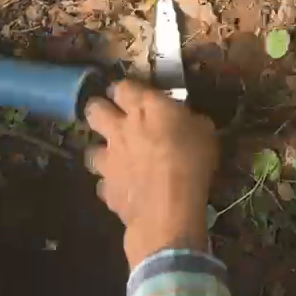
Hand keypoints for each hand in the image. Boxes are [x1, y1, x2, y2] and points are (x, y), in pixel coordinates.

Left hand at [84, 79, 219, 264]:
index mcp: (146, 107)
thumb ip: (189, 121)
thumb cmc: (191, 160)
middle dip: (99, 108)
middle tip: (110, 113)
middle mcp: (121, 129)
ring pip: (91, 148)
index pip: (123, 86)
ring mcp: (109, 160)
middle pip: (95, 110)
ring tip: (114, 154)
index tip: (131, 91)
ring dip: (101, 149)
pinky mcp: (106, 189)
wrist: (168, 209)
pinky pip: (102, 181)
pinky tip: (124, 185)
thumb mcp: (204, 131)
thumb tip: (186, 121)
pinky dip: (111, 182)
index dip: (125, 87)